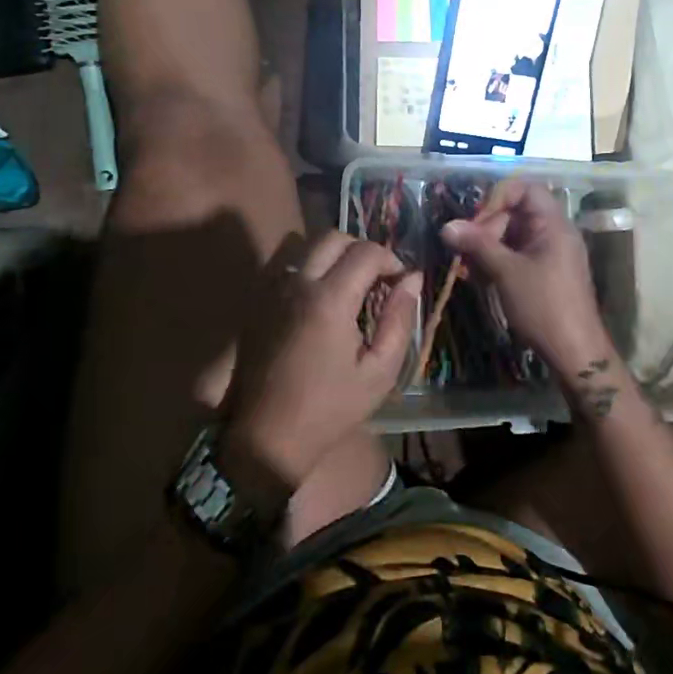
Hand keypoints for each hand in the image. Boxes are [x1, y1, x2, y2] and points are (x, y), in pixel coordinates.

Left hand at [222, 232, 420, 494]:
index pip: (366, 252)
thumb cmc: (330, 408)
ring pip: (307, 247)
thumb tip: (413, 279)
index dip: (391, 259)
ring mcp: (273, 291)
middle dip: (361, 250)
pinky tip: (322, 303)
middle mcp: (298, 283)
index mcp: (330, 299)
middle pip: (333, 237)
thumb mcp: (379, 372)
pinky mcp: (259, 303)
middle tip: (377, 279)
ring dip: (334, 257)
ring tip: (350, 288)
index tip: (400, 282)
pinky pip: (289, 268)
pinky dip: (311, 270)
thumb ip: (399, 320)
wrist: (267, 436)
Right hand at [438, 181, 615, 380]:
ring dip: (487, 247)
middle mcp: (554, 233)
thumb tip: (446, 226)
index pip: (526, 189)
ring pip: (512, 236)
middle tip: (466, 250)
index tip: (476, 221)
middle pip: (515, 212)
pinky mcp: (544, 273)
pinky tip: (479, 278)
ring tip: (467, 267)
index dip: (498, 197)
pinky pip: (517, 255)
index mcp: (554, 225)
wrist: (574, 352)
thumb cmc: (544, 306)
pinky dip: (497, 262)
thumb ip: (477, 245)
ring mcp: (550, 254)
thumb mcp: (506, 272)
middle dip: (487, 227)